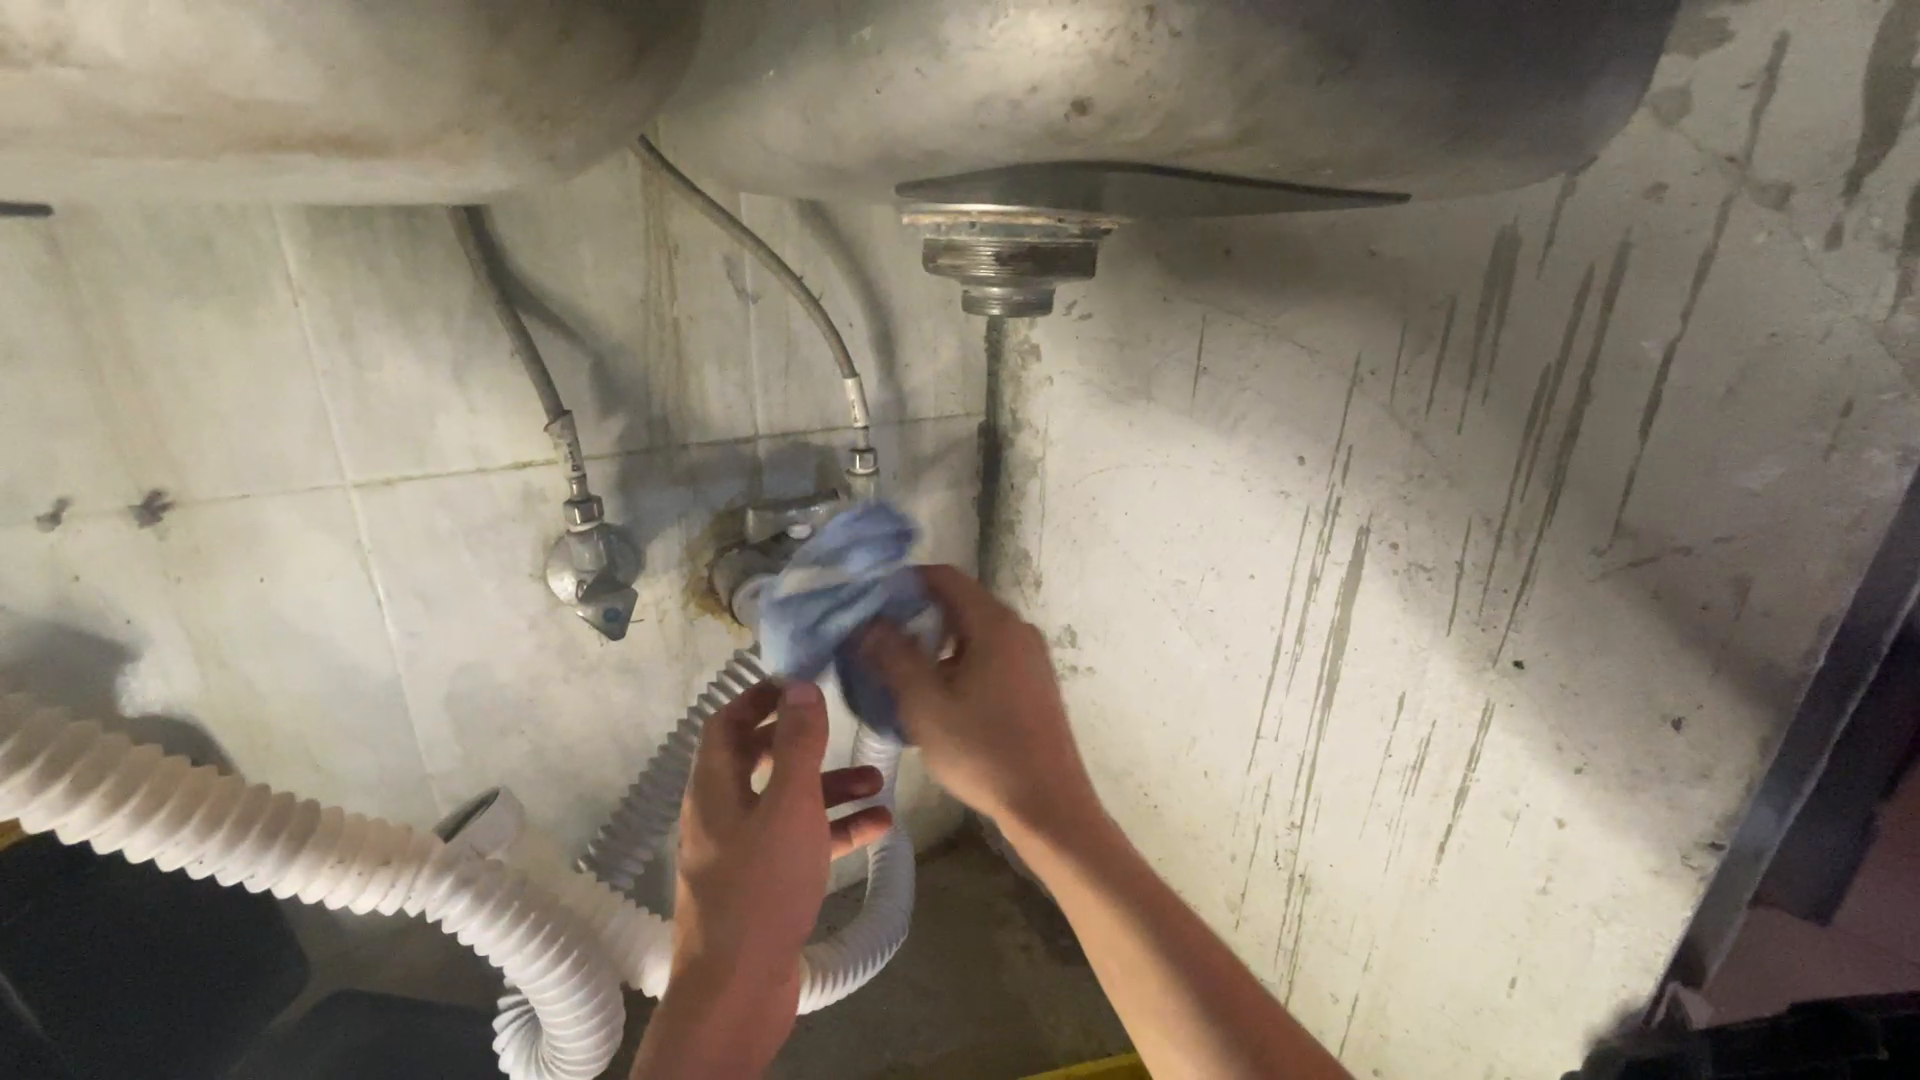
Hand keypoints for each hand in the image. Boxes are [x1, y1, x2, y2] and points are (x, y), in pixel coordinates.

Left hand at [634, 681, 892, 1078]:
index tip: (800, 682)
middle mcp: (723, 814)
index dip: (760, 698)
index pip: (727, 723)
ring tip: (879, 782)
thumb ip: (797, 745)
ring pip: (787, 803)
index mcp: (715, 788)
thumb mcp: (788, 806)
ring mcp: (742, 852)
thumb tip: (799, 686)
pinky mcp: (764, 884)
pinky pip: (801, 842)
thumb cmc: (761, 886)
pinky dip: (834, 830)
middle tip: (840, 725)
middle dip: (805, 743)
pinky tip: (878, 827)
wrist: (737, 989)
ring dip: (829, 788)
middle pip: (760, 761)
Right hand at [861, 565, 1100, 833]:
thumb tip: (867, 623)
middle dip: (917, 618)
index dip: (904, 583)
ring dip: (937, 645)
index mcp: (995, 624)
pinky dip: (960, 663)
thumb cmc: (983, 751)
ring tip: (902, 675)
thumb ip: (893, 656)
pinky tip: (939, 698)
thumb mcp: (925, 704)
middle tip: (878, 643)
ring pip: (974, 633)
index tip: (870, 605)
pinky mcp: (1036, 683)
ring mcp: (1032, 657)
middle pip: (960, 604)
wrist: (1049, 805)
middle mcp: (1018, 630)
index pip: (944, 577)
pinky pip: (991, 656)